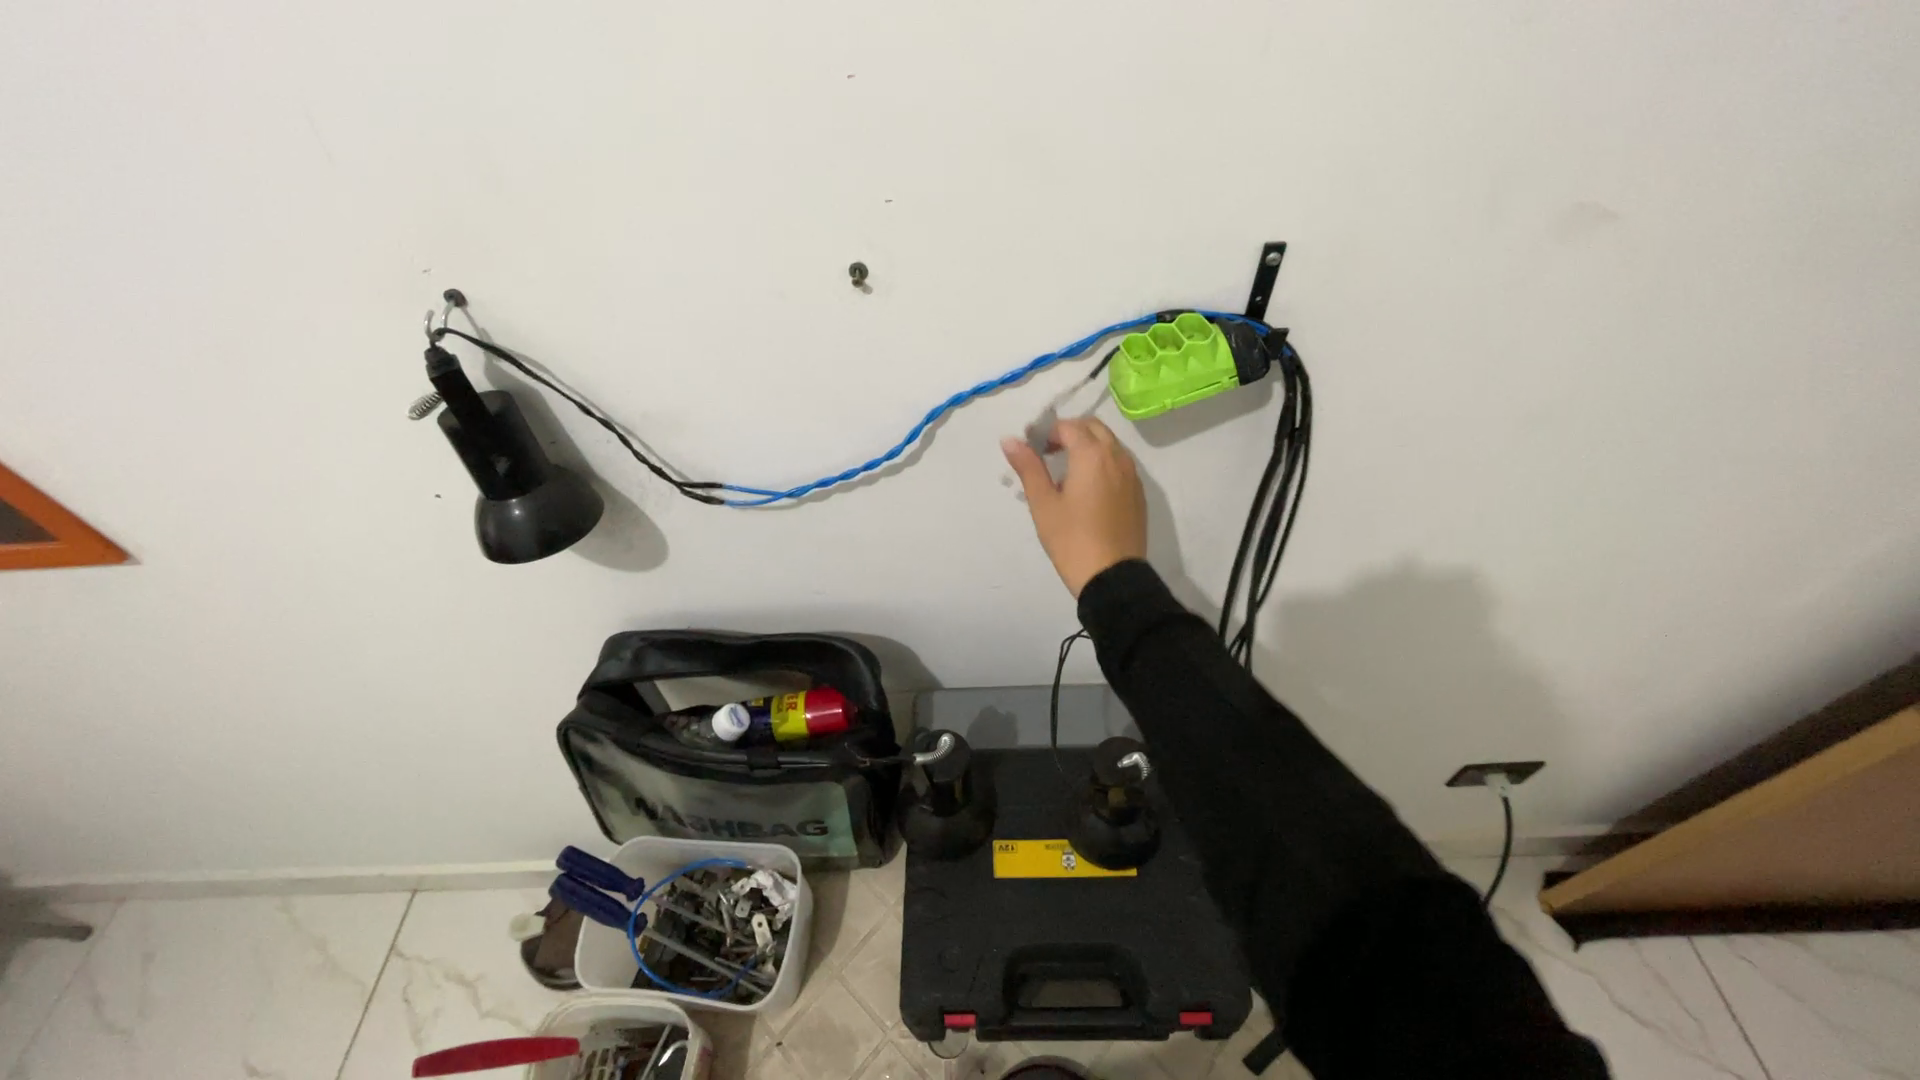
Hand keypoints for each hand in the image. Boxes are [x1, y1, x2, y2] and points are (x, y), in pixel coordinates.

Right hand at [1001, 417, 1147, 596]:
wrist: (1112, 576)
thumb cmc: (1071, 540)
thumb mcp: (1043, 503)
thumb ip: (1028, 467)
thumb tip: (1010, 440)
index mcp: (1092, 455)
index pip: (1068, 426)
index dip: (1047, 432)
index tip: (1032, 448)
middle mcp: (1117, 457)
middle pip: (1093, 428)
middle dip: (1070, 433)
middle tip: (1049, 454)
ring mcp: (1132, 475)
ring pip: (1110, 445)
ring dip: (1088, 447)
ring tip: (1067, 473)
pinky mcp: (1138, 494)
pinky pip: (1120, 465)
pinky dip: (1103, 463)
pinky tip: (1088, 490)